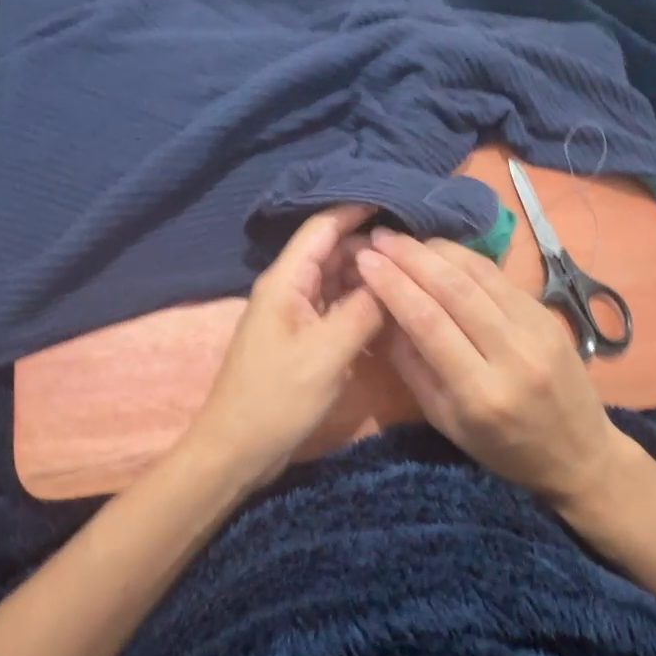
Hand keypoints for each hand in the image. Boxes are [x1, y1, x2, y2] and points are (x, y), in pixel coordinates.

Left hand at [184, 205, 385, 485]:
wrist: (236, 451)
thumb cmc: (278, 399)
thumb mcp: (328, 354)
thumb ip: (364, 311)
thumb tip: (394, 276)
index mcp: (286, 281)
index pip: (323, 227)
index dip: (358, 210)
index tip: (400, 204)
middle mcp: (288, 288)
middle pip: (332, 252)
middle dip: (370, 248)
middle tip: (418, 250)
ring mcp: (294, 314)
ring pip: (335, 281)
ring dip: (367, 278)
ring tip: (411, 277)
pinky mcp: (301, 338)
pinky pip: (333, 308)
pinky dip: (358, 305)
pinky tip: (389, 312)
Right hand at [355, 228, 642, 505]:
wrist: (580, 454)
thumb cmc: (503, 447)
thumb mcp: (445, 421)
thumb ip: (413, 366)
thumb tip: (385, 311)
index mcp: (480, 394)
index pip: (429, 323)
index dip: (393, 285)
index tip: (365, 260)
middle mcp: (512, 356)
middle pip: (454, 290)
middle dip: (410, 258)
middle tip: (378, 237)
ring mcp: (536, 331)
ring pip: (479, 275)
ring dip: (436, 250)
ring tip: (403, 238)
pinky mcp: (548, 315)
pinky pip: (500, 277)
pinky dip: (465, 258)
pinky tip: (440, 249)